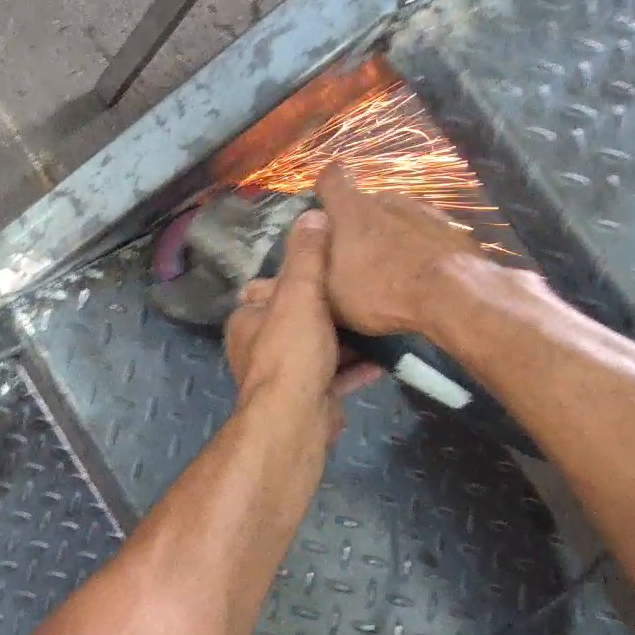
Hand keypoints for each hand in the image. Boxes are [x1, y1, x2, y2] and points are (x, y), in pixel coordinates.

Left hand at [225, 209, 382, 425]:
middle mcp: (259, 347)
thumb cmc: (292, 350)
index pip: (272, 288)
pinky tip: (386, 358)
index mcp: (247, 320)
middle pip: (300, 319)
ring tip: (381, 321)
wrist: (296, 419)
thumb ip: (306, 256)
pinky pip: (336, 375)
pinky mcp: (309, 398)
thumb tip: (312, 214)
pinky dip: (358, 367)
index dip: (301, 276)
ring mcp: (284, 375)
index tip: (334, 266)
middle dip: (331, 309)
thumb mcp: (299, 292)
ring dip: (349, 339)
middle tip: (365, 293)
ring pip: (320, 347)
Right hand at [314, 165, 485, 335]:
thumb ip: (313, 264)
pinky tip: (418, 276)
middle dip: (357, 224)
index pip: (332, 179)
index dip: (324, 187)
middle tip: (353, 258)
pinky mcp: (453, 230)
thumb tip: (307, 246)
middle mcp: (388, 200)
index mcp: (352, 210)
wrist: (454, 296)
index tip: (321, 206)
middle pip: (366, 202)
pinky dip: (418, 248)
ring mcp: (425, 212)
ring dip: (390, 236)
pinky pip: (425, 234)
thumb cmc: (379, 290)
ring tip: (389, 270)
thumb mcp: (328, 290)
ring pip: (398, 218)